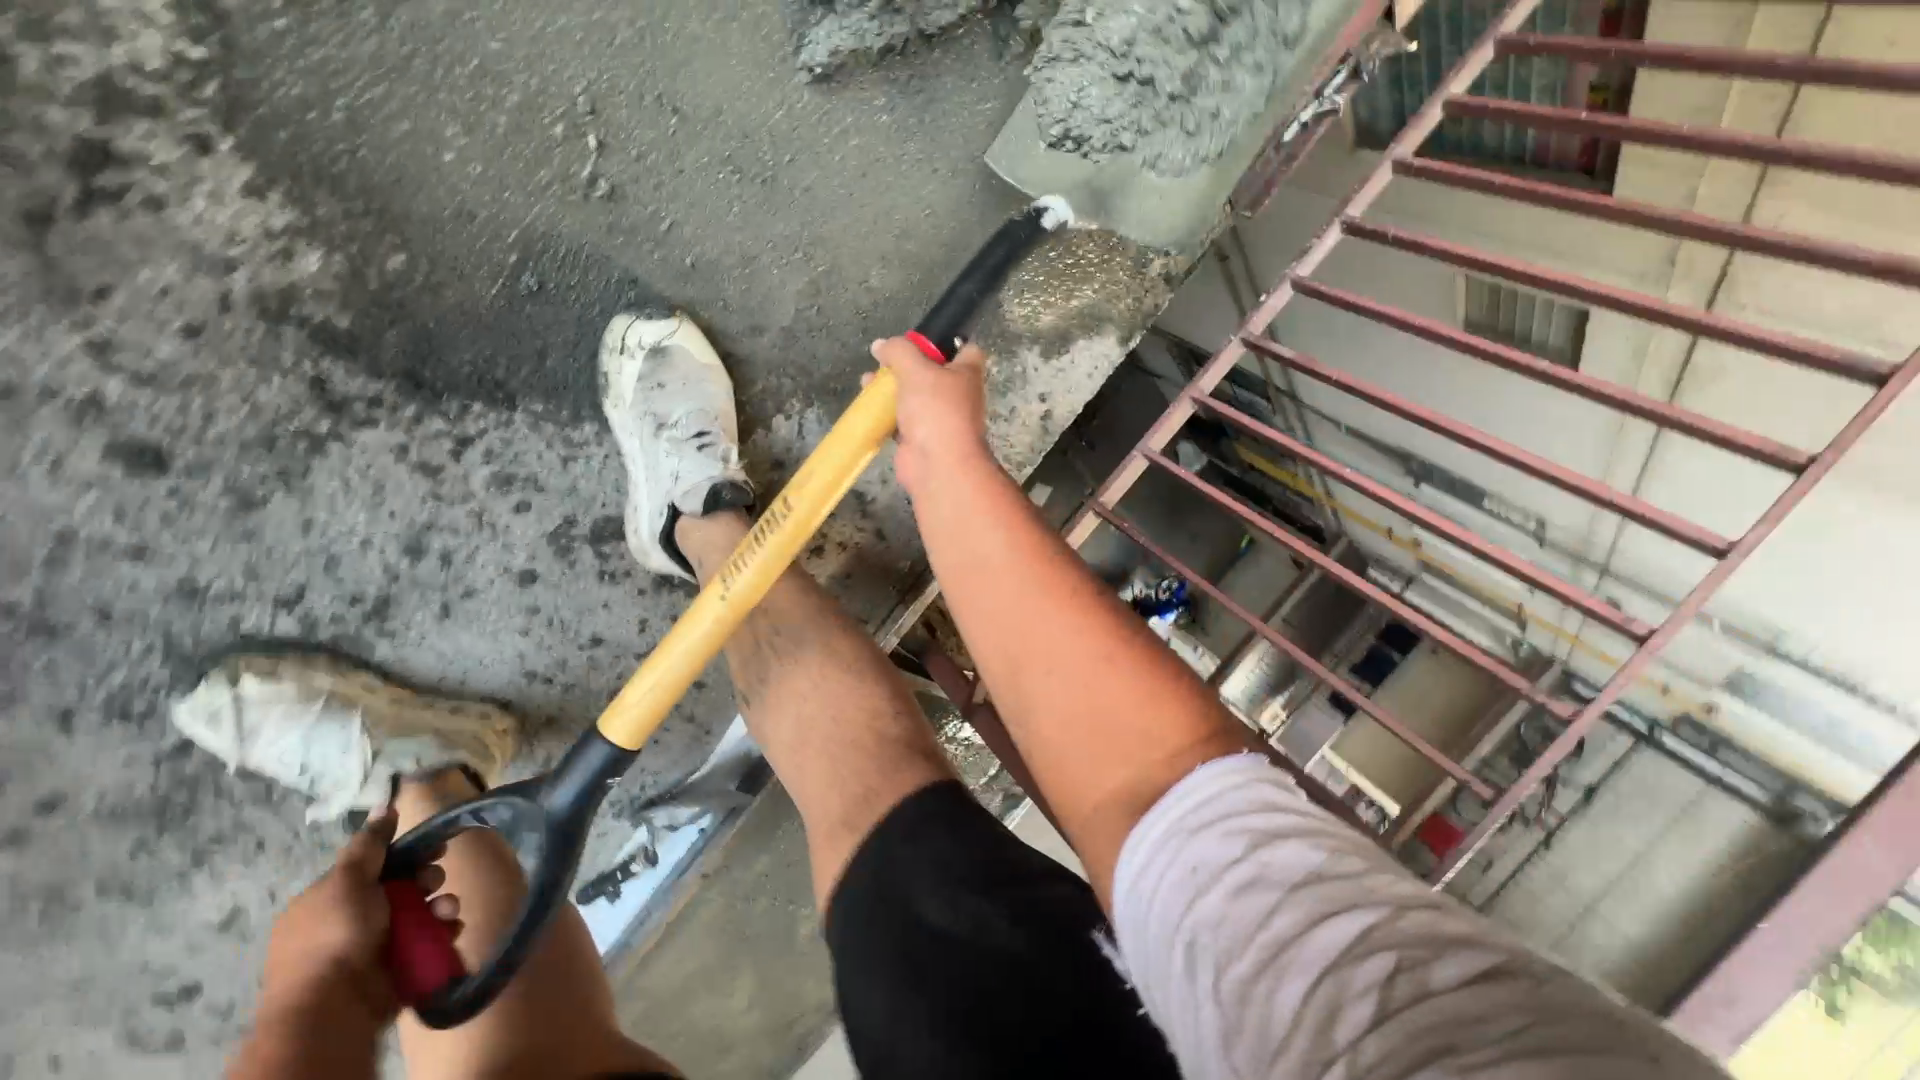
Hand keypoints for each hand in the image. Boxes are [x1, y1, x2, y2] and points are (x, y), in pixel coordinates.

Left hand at [256, 805, 459, 1032]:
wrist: (333, 1005)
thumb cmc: (334, 935)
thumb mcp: (347, 880)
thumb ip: (368, 845)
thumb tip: (384, 805)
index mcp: (328, 901)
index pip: (373, 868)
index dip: (405, 853)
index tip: (434, 846)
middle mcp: (349, 923)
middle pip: (401, 889)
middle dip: (427, 879)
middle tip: (437, 879)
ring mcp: (373, 949)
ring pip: (418, 915)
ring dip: (440, 906)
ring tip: (448, 911)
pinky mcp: (396, 970)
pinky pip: (427, 943)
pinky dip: (442, 933)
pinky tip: (450, 930)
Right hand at [869, 336, 991, 493]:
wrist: (938, 465)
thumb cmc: (936, 411)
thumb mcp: (916, 370)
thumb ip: (899, 351)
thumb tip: (881, 345)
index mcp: (966, 373)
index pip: (965, 348)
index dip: (945, 341)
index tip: (921, 339)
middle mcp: (957, 394)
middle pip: (931, 371)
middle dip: (905, 364)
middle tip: (883, 361)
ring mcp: (939, 418)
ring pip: (913, 395)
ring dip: (891, 388)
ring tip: (868, 381)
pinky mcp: (921, 437)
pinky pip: (902, 419)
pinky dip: (886, 413)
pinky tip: (869, 406)